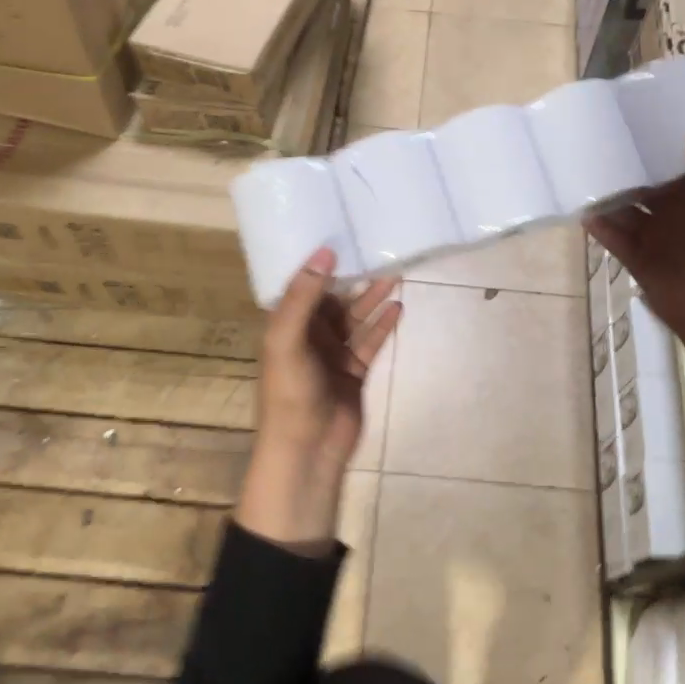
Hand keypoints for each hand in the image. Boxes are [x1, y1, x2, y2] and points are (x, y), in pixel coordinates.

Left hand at [237, 247, 401, 551]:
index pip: (304, 284)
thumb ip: (303, 296)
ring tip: (396, 272)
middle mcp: (309, 335)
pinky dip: (383, 324)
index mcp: (286, 325)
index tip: (342, 233)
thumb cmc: (290, 393)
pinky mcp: (354, 371)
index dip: (321, 261)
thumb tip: (324, 252)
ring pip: (356, 317)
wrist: (308, 450)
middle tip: (379, 249)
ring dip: (373, 297)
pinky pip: (371, 341)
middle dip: (355, 276)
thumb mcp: (287, 339)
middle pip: (335, 298)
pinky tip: (399, 306)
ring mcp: (333, 354)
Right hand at [583, 135, 684, 386]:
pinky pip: (614, 238)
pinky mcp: (636, 257)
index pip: (676, 164)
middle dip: (626, 167)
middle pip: (644, 184)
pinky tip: (584, 214)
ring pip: (625, 209)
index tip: (639, 120)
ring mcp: (652, 235)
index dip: (660, 145)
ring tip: (583, 174)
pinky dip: (600, 228)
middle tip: (599, 141)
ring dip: (609, 196)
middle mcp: (672, 212)